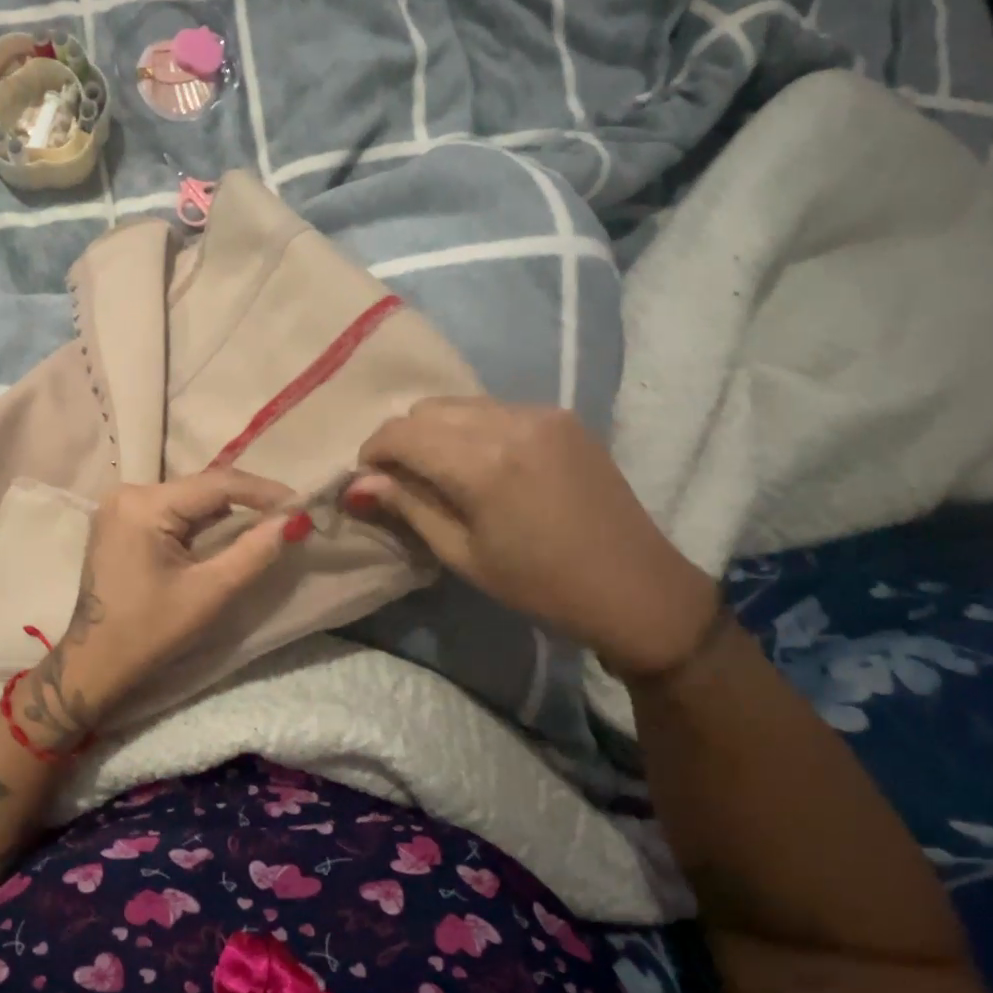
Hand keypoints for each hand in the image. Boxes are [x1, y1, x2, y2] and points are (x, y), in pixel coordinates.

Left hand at [10, 470, 299, 748]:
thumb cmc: (150, 631)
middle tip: (285, 520)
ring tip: (258, 533)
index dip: (263, 491)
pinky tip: (217, 543)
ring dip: (221, 516)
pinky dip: (197, 525)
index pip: (216, 483)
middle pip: (200, 488)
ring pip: (187, 500)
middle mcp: (126, 493)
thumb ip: (253, 551)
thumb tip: (293, 520)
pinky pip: (169, 511)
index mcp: (144, 504)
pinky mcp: (118, 522)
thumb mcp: (210, 592)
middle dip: (244, 504)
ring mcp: (118, 507)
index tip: (302, 503)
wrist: (96, 662)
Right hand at [349, 397, 718, 677]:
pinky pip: (495, 409)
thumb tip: (357, 483)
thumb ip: (408, 507)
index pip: (401, 433)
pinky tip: (483, 466)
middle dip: (403, 440)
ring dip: (436, 432)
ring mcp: (541, 413)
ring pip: (460, 404)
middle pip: (427, 410)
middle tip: (401, 482)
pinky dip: (472, 429)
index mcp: (483, 462)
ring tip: (441, 474)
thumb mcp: (461, 555)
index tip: (367, 483)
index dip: (373, 454)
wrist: (634, 587)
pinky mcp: (561, 416)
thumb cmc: (539, 585)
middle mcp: (510, 422)